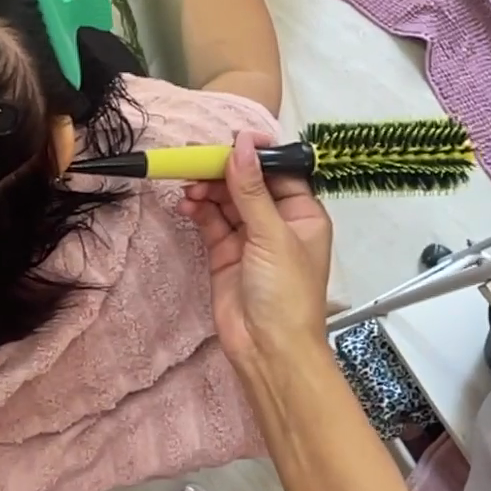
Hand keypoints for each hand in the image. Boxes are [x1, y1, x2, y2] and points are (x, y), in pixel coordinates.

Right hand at [178, 131, 332, 368]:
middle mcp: (277, 222)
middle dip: (222, 172)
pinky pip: (210, 222)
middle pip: (247, 184)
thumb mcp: (271, 236)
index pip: (278, 173)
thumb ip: (251, 190)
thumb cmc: (286, 294)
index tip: (229, 141)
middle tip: (195, 161)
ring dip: (207, 191)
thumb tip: (241, 145)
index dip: (254, 156)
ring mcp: (249, 238)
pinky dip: (198, 211)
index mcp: (303, 215)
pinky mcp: (225, 253)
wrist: (268, 350)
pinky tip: (187, 205)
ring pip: (225, 201)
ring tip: (188, 188)